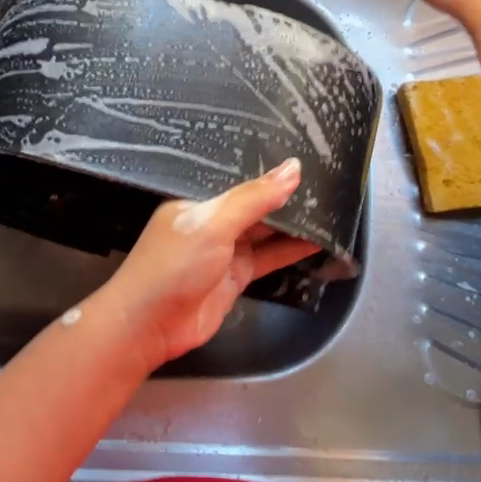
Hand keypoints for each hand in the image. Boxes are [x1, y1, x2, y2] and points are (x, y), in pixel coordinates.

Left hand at [90, 160, 320, 368]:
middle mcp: (210, 222)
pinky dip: (290, 251)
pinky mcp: (234, 278)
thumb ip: (253, 198)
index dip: (267, 171)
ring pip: (264, 232)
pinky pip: (267, 258)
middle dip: (285, 197)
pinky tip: (317, 241)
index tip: (304, 156)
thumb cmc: (173, 266)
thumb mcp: (212, 224)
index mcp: (196, 201)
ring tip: (331, 208)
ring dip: (292, 225)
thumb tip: (293, 168)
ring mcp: (222, 251)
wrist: (149, 325)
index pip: (238, 180)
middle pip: (254, 205)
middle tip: (327, 181)